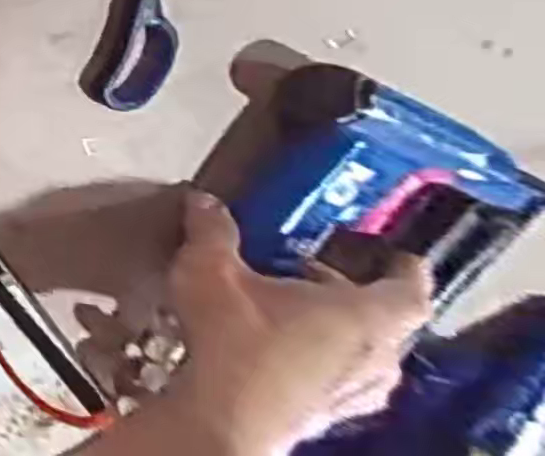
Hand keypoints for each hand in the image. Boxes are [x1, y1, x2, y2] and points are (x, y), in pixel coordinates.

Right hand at [161, 191, 431, 453]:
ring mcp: (359, 390)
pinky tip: (280, 345)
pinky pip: (343, 374)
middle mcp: (377, 356)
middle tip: (307, 271)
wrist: (229, 409)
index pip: (406, 292)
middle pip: (382, 321)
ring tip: (287, 306)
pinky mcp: (334, 411)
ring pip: (365, 351)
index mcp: (360, 315)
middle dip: (347, 292)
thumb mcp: (208, 265)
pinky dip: (321, 353)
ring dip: (335, 326)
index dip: (406, 273)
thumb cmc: (232, 332)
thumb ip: (211, 230)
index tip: (403, 258)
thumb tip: (207, 201)